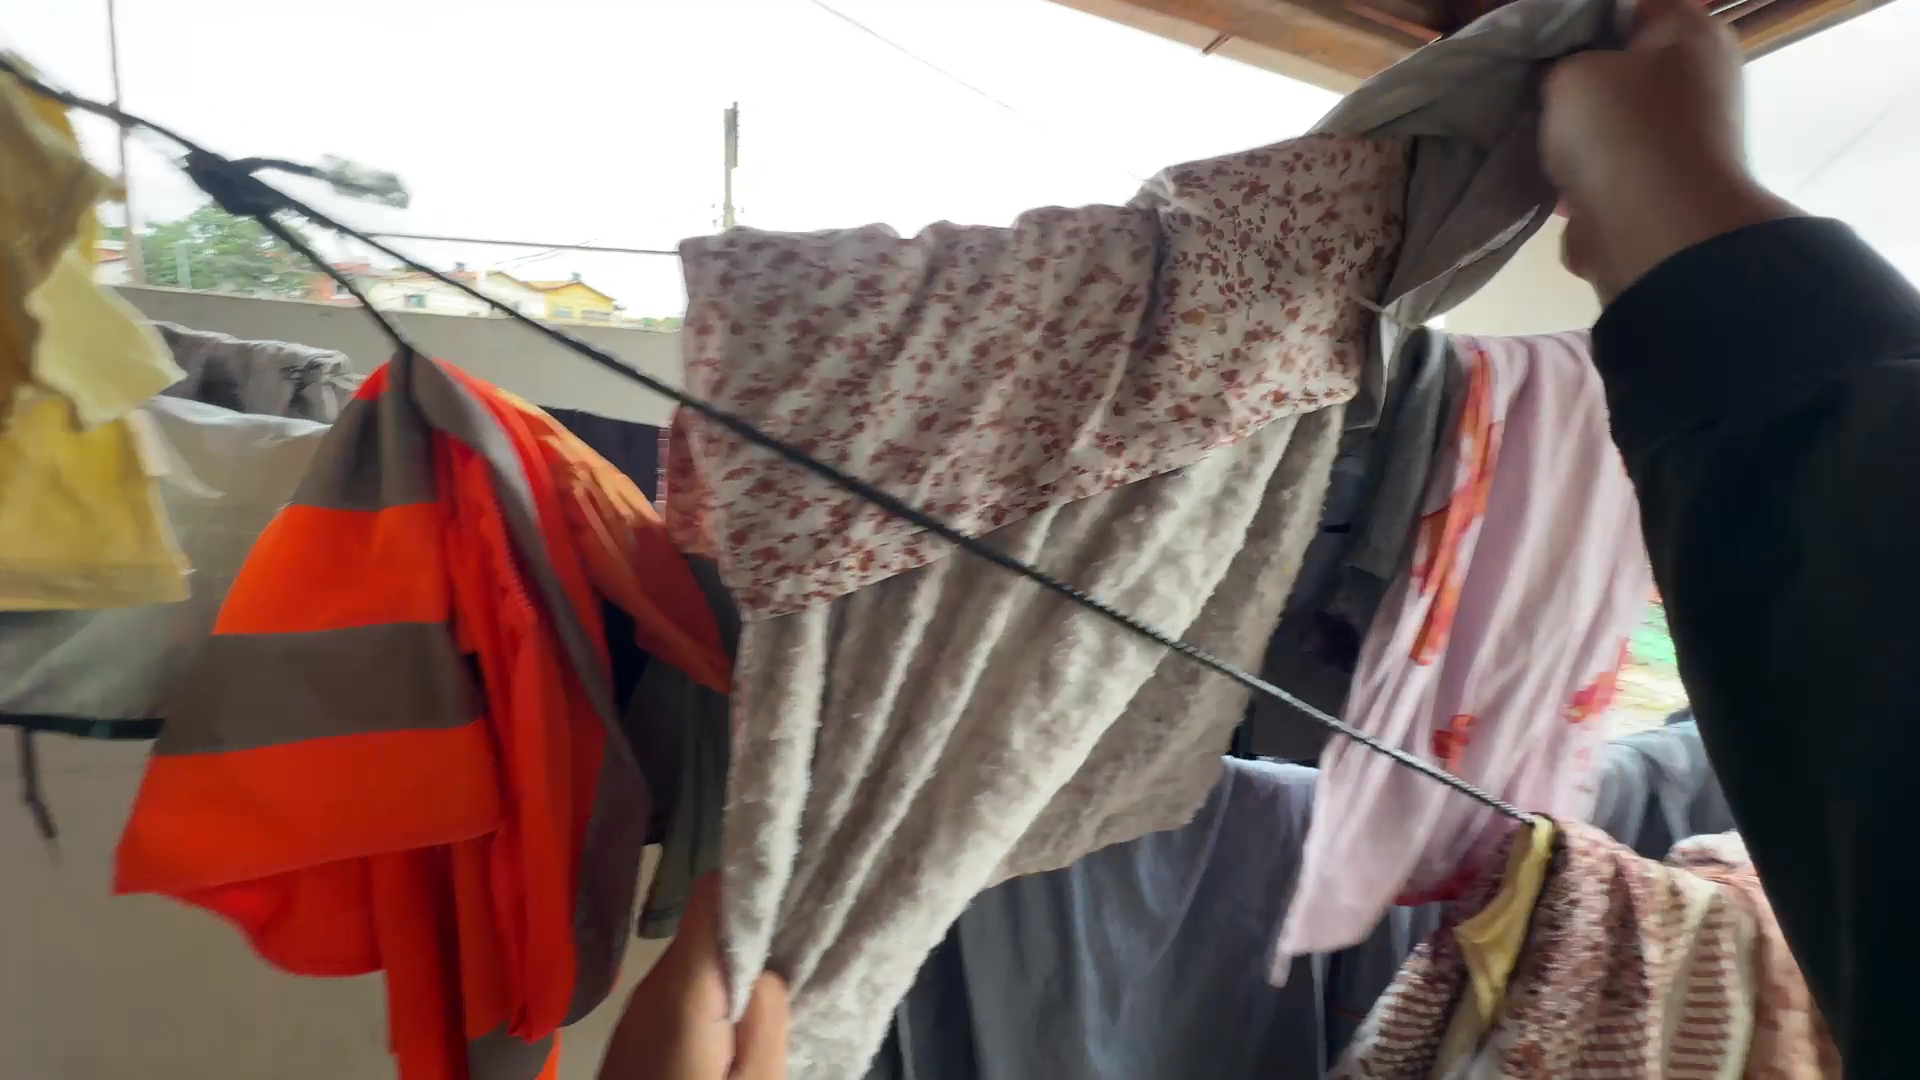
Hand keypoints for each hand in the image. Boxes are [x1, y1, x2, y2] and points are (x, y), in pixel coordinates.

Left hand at [597, 874, 789, 1079]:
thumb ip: (767, 1018)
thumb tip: (764, 971)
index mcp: (684, 990)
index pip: (711, 895)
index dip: (752, 885)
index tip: (792, 893)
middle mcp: (653, 988)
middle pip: (708, 925)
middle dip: (753, 932)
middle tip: (796, 953)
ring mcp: (638, 1014)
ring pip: (696, 959)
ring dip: (735, 968)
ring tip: (771, 996)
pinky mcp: (635, 1038)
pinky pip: (682, 992)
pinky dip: (713, 995)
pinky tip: (734, 1033)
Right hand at [1541, 0, 1797, 300]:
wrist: (1652, 225)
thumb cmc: (1618, 133)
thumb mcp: (1572, 78)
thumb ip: (1560, 65)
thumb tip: (1557, 74)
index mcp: (1688, 32)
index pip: (1632, 5)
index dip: (1580, 22)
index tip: (1539, 49)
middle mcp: (1699, 72)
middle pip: (1626, 63)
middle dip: (1578, 81)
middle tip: (1531, 98)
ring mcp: (1687, 129)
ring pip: (1617, 118)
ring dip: (1579, 133)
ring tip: (1535, 146)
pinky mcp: (1665, 177)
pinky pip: (1614, 163)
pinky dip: (1586, 172)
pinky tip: (1556, 186)